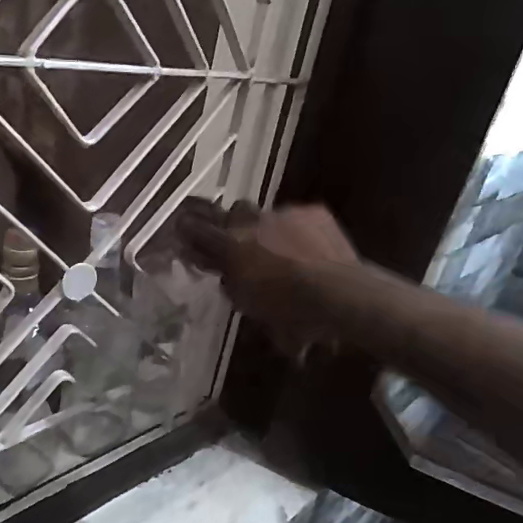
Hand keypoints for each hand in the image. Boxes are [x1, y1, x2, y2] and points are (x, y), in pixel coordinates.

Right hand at [176, 199, 360, 357]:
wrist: (340, 293)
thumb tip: (227, 275)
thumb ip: (233, 285)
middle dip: (237, 226)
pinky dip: (301, 232)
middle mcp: (254, 222)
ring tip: (288, 255)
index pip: (199, 230)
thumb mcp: (251, 306)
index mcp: (234, 246)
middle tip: (247, 248)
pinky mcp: (314, 211)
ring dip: (272, 232)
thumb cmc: (291, 311)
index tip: (182, 226)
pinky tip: (313, 252)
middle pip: (235, 213)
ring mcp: (285, 213)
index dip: (188, 228)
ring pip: (269, 217)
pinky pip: (299, 218)